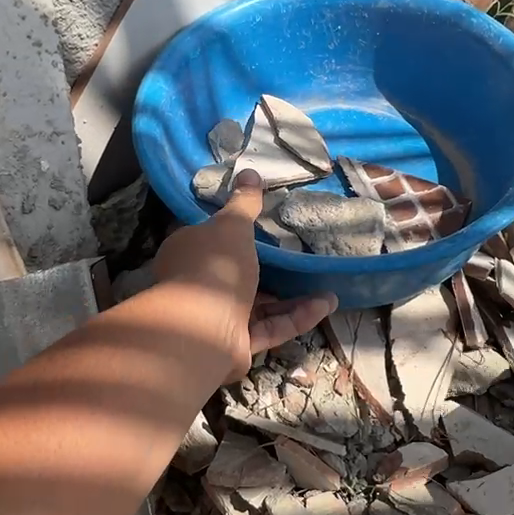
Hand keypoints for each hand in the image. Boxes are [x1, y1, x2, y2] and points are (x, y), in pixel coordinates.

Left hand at [152, 169, 335, 380]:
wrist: (201, 332)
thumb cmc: (213, 268)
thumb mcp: (232, 227)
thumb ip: (244, 203)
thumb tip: (250, 171)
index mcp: (188, 252)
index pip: (209, 237)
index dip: (233, 230)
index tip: (264, 223)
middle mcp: (199, 284)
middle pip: (236, 272)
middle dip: (270, 267)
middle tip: (300, 254)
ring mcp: (218, 316)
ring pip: (259, 303)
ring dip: (293, 296)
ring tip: (326, 285)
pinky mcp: (237, 343)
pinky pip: (270, 327)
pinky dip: (295, 317)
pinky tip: (324, 305)